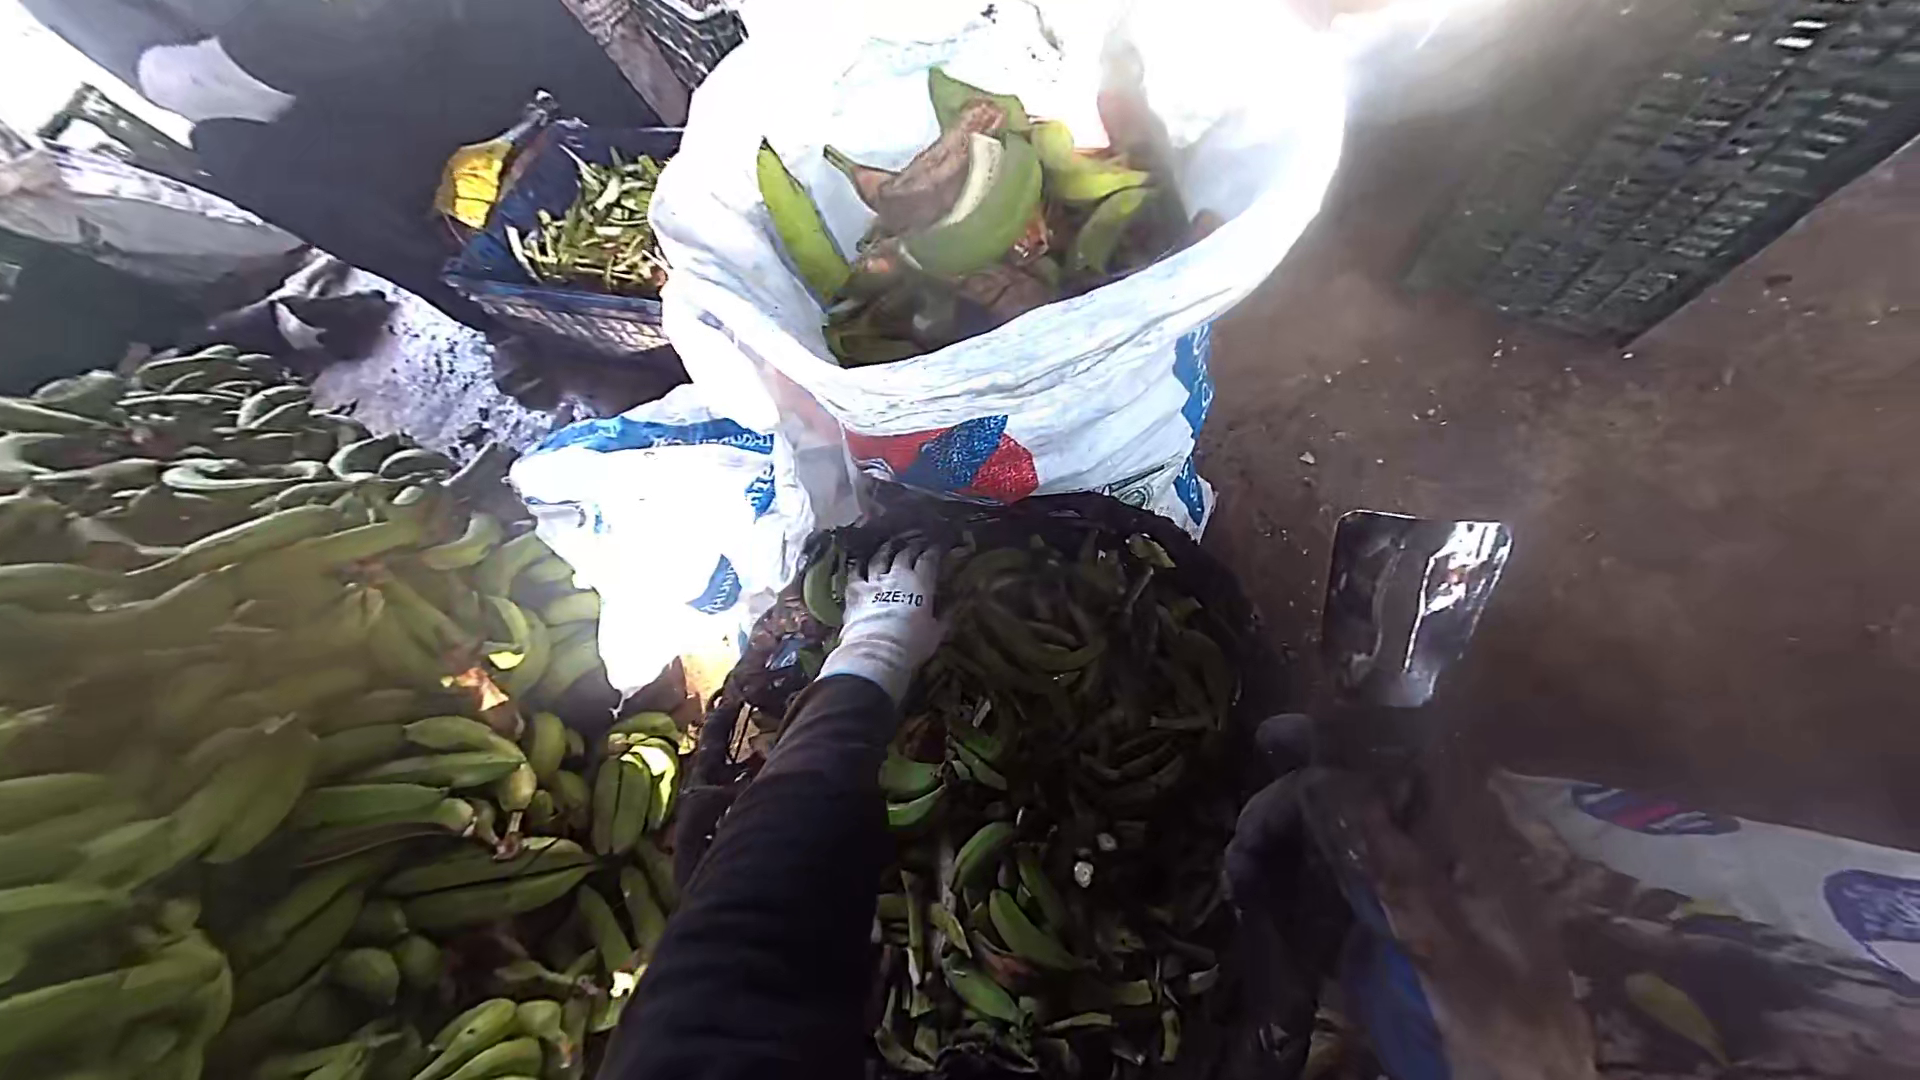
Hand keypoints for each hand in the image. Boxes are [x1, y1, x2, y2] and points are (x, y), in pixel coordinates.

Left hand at [818, 540, 944, 702]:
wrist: (878, 650)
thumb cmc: (913, 643)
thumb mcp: (936, 632)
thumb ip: (946, 616)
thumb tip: (957, 606)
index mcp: (920, 583)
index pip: (928, 560)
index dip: (933, 551)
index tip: (937, 547)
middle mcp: (897, 576)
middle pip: (905, 554)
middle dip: (911, 547)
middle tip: (915, 544)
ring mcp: (874, 581)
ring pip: (879, 558)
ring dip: (885, 550)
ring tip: (888, 545)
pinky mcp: (855, 590)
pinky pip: (855, 572)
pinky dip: (857, 565)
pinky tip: (857, 561)